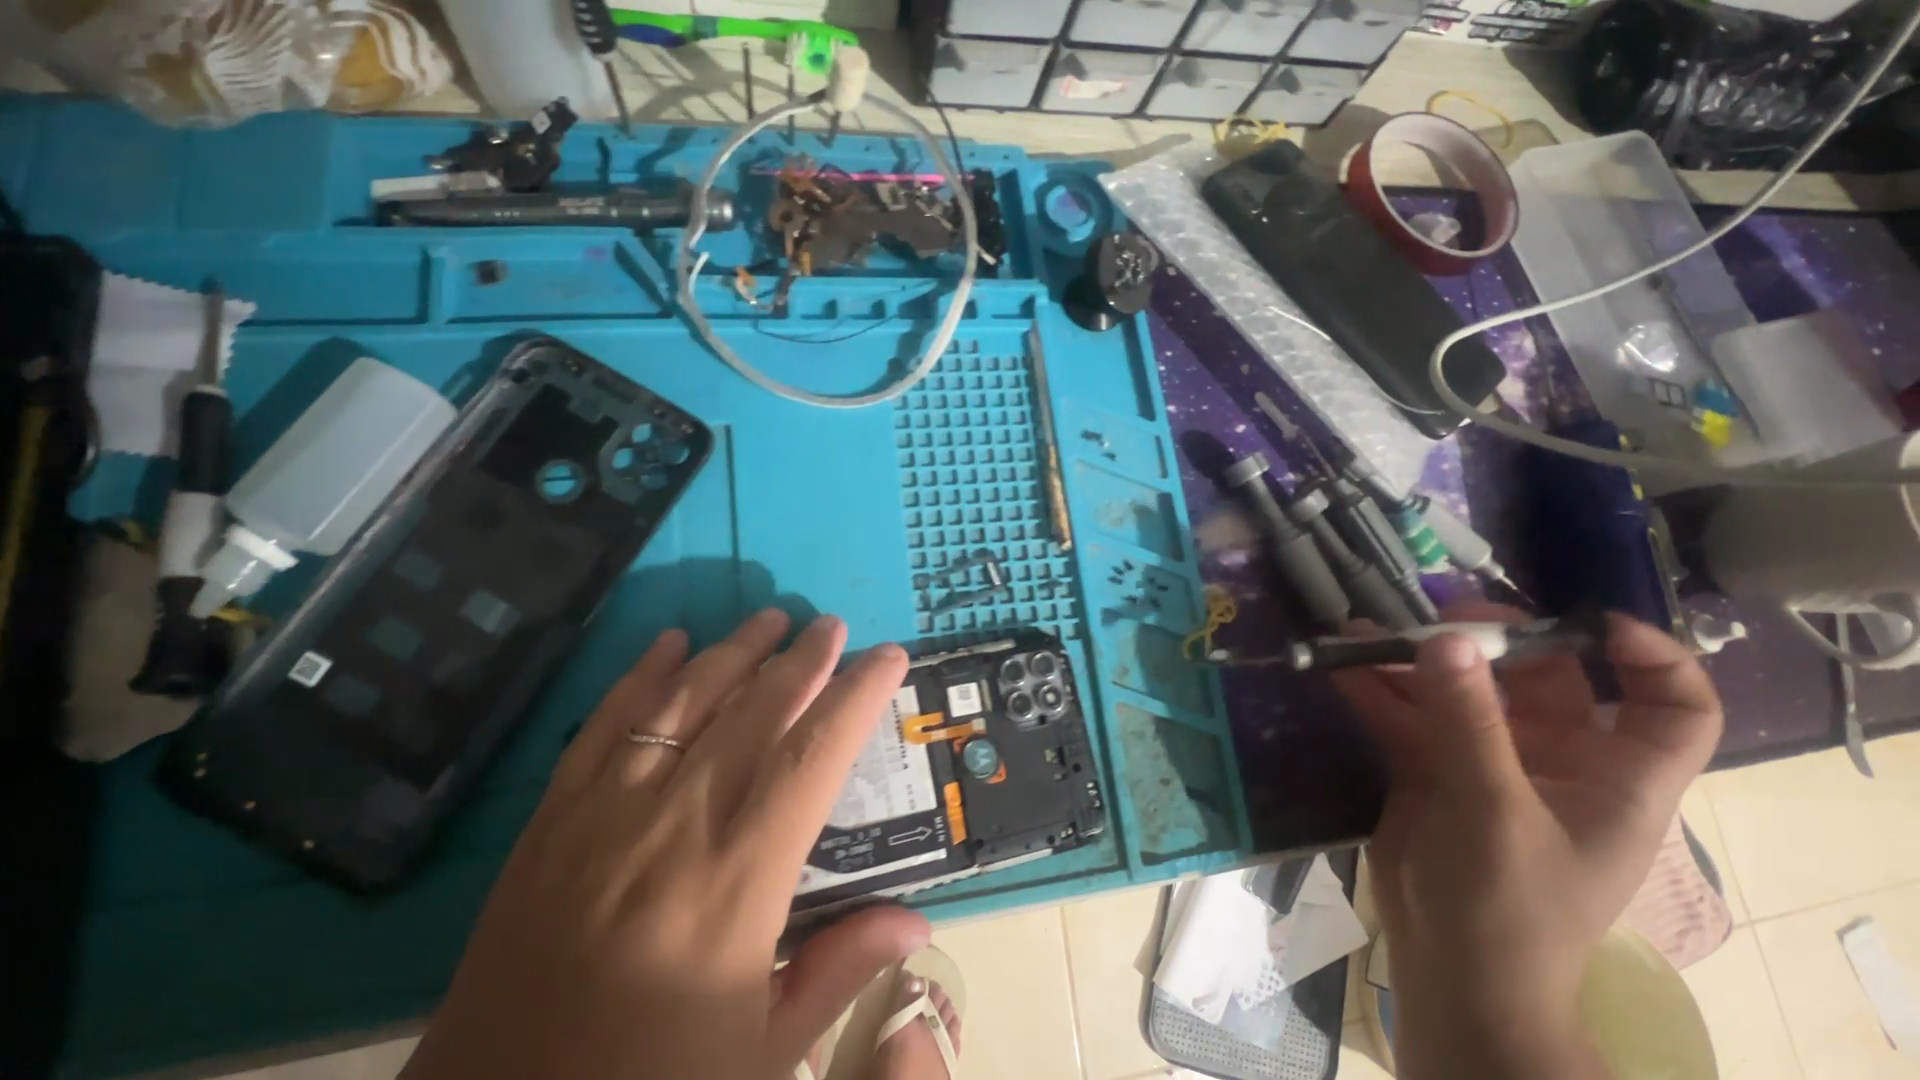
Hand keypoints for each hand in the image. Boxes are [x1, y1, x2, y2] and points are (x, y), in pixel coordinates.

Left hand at [403, 610, 929, 1079]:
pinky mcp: (549, 821)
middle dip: (799, 660)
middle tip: (830, 625)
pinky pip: (601, 725)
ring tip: (768, 619)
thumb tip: (915, 918)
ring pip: (680, 704)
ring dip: (730, 653)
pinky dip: (639, 676)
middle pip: (751, 714)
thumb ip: (840, 969)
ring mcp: (603, 815)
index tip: (887, 658)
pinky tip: (667, 643)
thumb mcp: (764, 1051)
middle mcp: (675, 827)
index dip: (856, 699)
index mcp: (740, 883)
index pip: (814, 759)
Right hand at [1333, 605, 1721, 1079]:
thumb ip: (1470, 722)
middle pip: (1544, 678)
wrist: (1451, 978)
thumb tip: (1445, 637)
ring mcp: (1491, 763)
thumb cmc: (1509, 909)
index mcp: (1616, 777)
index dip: (1649, 656)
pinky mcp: (1433, 771)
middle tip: (1440, 618)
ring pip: (1463, 692)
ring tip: (1367, 631)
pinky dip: (1379, 690)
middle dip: (1494, 642)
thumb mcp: (1495, 812)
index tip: (1589, 620)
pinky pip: (1410, 715)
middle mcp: (1559, 760)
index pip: (1673, 706)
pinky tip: (1342, 664)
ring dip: (1418, 662)